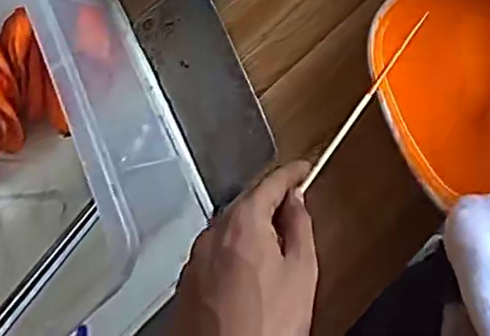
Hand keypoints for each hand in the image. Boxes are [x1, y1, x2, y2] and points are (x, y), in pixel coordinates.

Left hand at [173, 161, 317, 335]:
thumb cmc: (264, 329)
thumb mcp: (301, 271)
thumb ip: (300, 225)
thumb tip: (296, 202)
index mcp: (244, 221)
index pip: (272, 181)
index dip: (293, 172)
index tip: (304, 169)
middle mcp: (213, 233)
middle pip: (247, 202)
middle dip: (271, 202)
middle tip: (293, 209)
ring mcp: (195, 260)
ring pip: (229, 229)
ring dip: (250, 230)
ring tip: (272, 252)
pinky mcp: (186, 287)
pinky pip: (214, 255)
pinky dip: (232, 254)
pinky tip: (247, 277)